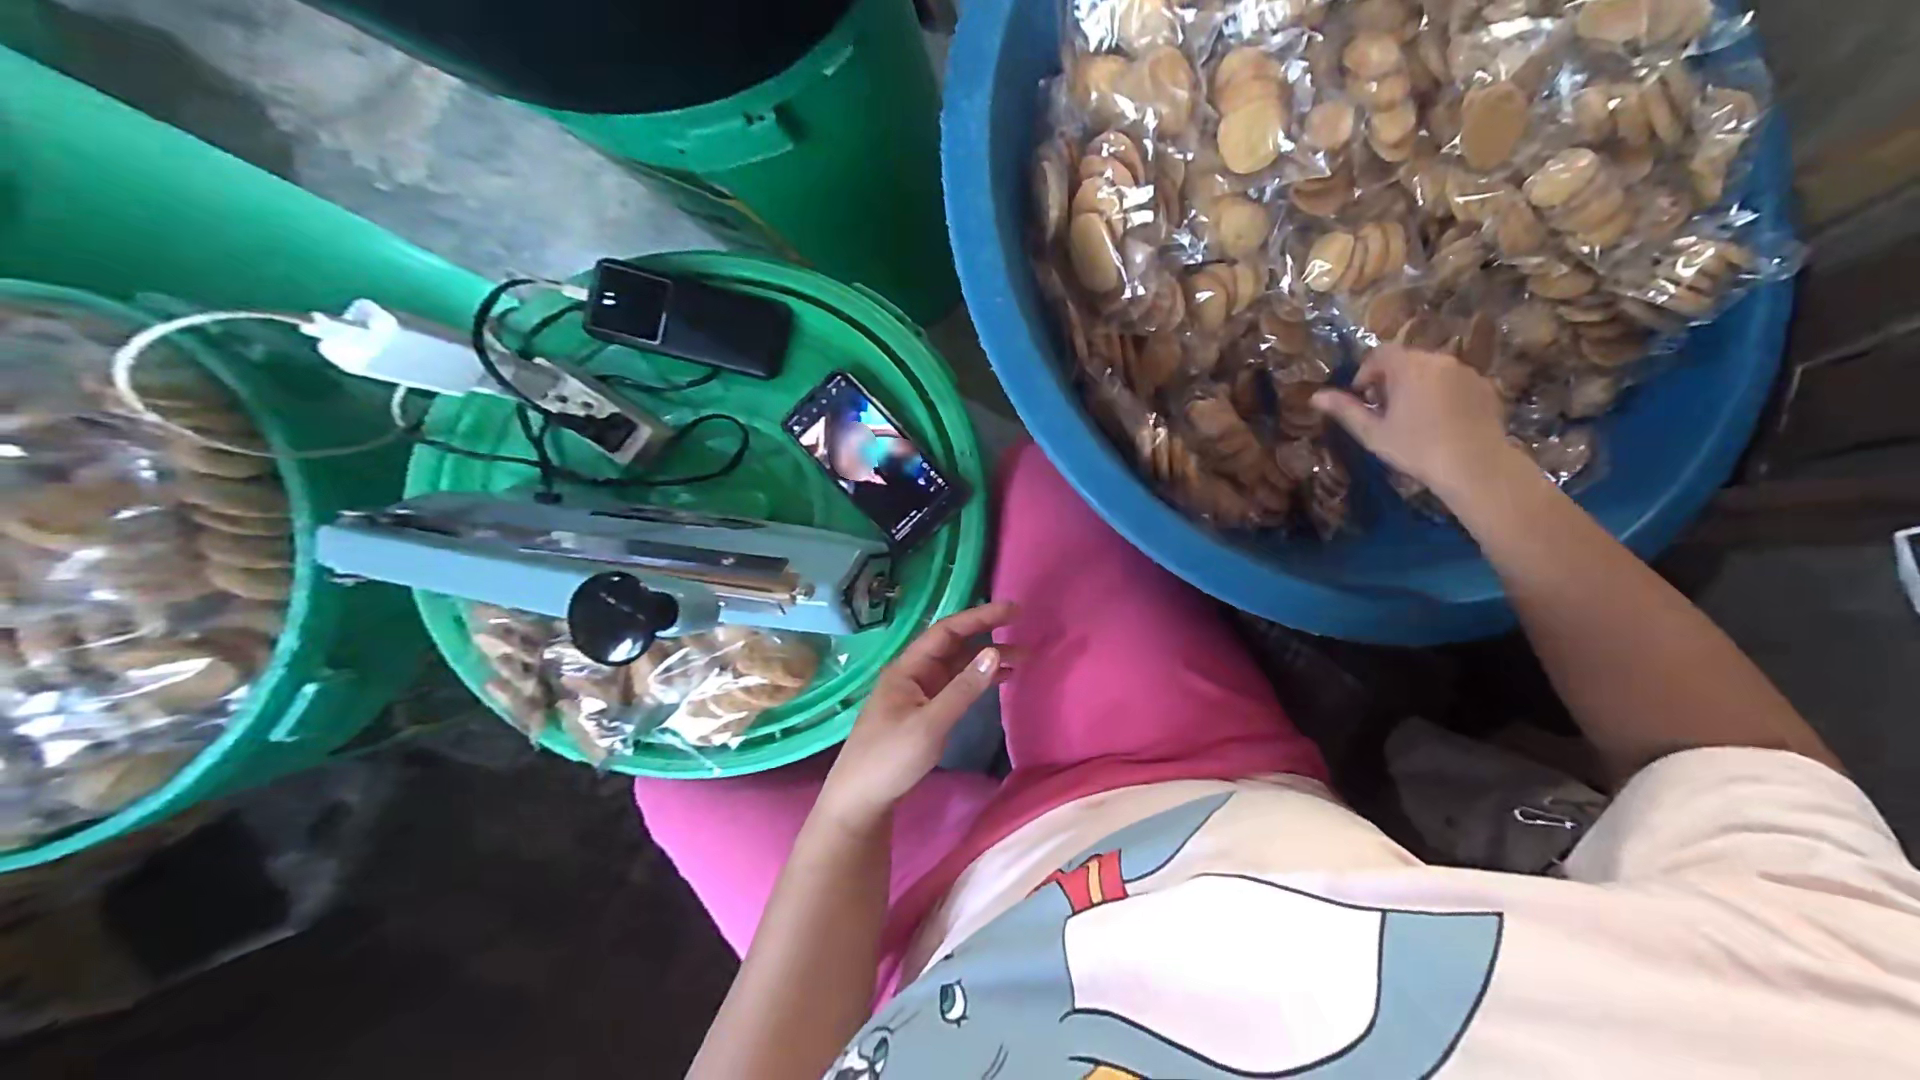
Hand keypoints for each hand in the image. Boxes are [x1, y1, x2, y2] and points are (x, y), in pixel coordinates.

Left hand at [817, 602, 1018, 827]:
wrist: (860, 800)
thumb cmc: (890, 758)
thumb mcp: (930, 724)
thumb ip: (963, 689)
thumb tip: (994, 652)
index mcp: (907, 668)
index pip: (947, 631)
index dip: (980, 617)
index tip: (1012, 611)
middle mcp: (913, 674)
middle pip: (954, 646)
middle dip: (988, 637)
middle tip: (1023, 633)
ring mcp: (919, 694)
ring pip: (958, 668)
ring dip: (987, 661)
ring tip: (1023, 659)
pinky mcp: (925, 714)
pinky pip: (956, 688)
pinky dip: (978, 682)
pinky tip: (1001, 681)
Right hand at [1310, 345, 1526, 499]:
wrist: (1474, 465)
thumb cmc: (1415, 448)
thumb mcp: (1372, 432)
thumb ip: (1345, 410)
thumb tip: (1315, 397)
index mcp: (1409, 367)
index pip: (1380, 353)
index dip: (1366, 373)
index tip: (1364, 399)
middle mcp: (1439, 360)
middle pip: (1406, 360)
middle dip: (1391, 380)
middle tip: (1385, 411)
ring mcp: (1466, 371)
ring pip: (1431, 370)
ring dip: (1416, 385)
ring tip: (1413, 417)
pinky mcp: (1485, 386)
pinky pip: (1454, 381)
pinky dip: (1441, 393)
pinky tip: (1439, 422)